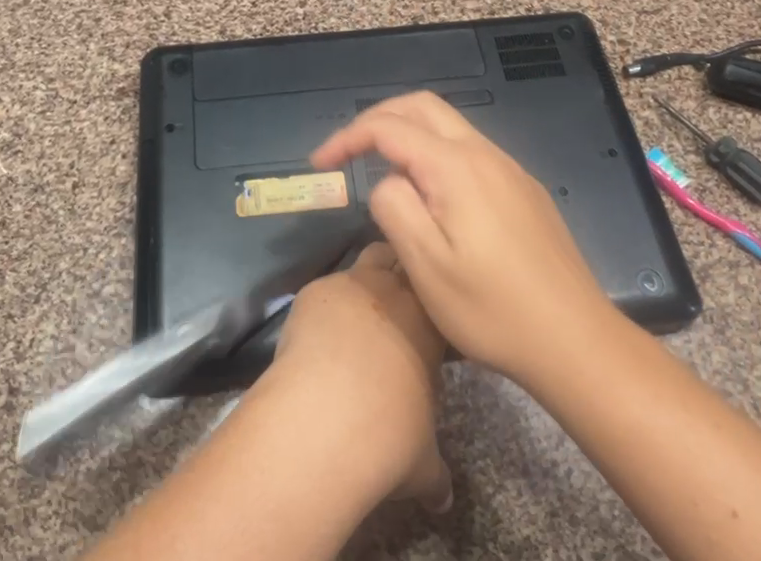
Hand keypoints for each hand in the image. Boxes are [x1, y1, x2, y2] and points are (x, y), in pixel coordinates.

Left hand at [258, 243, 451, 511]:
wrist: (325, 421)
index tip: (435, 334)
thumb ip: (436, 476)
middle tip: (399, 310)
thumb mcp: (423, 464)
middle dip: (407, 278)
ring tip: (359, 316)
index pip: (446, 300)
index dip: (441, 313)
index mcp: (435, 324)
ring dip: (369, 280)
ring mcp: (355, 284)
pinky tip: (318, 335)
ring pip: (371, 259)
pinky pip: (326, 288)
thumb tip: (444, 501)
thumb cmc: (389, 438)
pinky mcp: (314, 290)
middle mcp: (399, 293)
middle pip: (410, 262)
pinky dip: (327, 304)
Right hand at [311, 92, 614, 385]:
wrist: (574, 339)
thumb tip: (388, 182)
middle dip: (378, 118)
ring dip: (408, 136)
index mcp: (456, 167)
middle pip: (423, 107)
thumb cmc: (492, 309)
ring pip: (450, 128)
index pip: (389, 127)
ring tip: (381, 173)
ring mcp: (511, 172)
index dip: (348, 138)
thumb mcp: (426, 265)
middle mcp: (486, 156)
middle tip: (346, 152)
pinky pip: (471, 153)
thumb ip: (394, 208)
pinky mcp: (525, 193)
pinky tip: (431, 198)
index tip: (320, 164)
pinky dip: (436, 155)